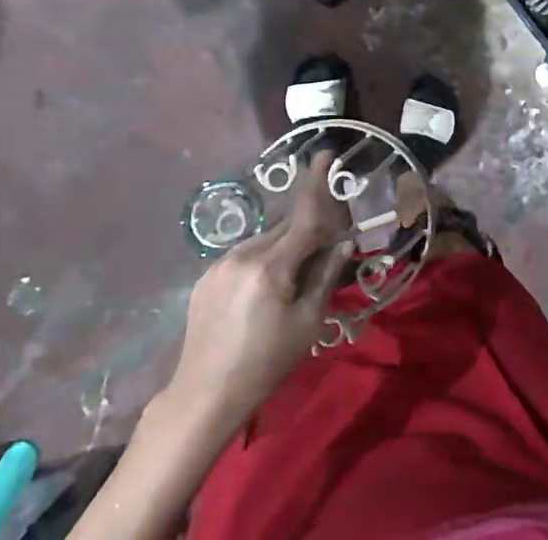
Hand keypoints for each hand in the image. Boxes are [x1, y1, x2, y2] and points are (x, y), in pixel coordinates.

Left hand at [166, 152, 355, 427]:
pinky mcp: (207, 276)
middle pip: (286, 226)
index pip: (304, 216)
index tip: (327, 153)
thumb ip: (325, 275)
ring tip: (296, 275)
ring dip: (286, 245)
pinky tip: (267, 288)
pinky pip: (245, 254)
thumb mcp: (308, 322)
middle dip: (309, 226)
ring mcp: (220, 264)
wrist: (204, 395)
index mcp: (270, 267)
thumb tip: (343, 242)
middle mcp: (242, 255)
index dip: (318, 184)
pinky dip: (265, 258)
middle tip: (328, 240)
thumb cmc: (266, 363)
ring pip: (266, 239)